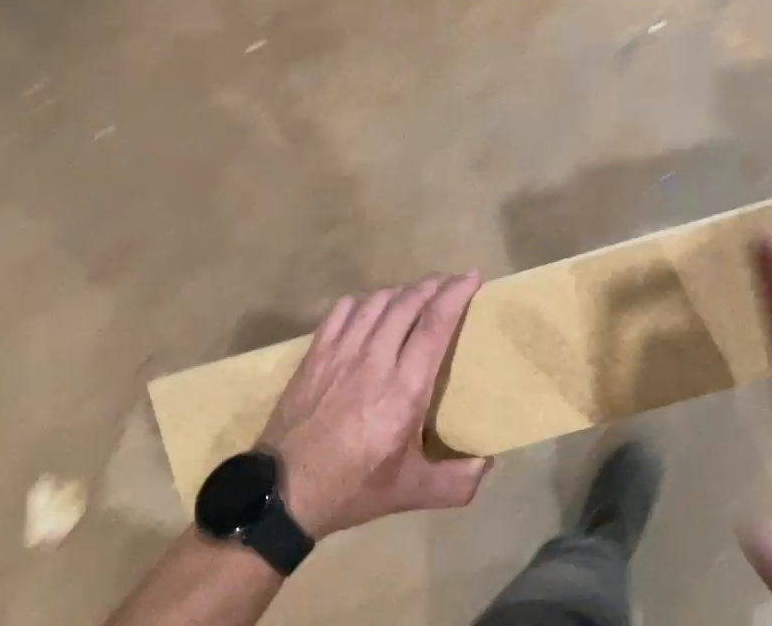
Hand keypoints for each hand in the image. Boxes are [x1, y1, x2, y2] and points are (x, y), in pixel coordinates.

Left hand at [257, 272, 490, 539]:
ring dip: (403, 290)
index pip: (435, 324)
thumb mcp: (412, 493)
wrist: (283, 493)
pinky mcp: (316, 353)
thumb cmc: (352, 489)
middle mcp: (374, 360)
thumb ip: (458, 481)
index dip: (456, 294)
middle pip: (408, 302)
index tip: (472, 278)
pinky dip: (366, 300)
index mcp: (404, 390)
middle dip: (434, 285)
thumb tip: (488, 462)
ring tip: (417, 294)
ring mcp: (340, 353)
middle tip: (451, 283)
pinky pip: (344, 309)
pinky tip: (373, 307)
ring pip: (377, 301)